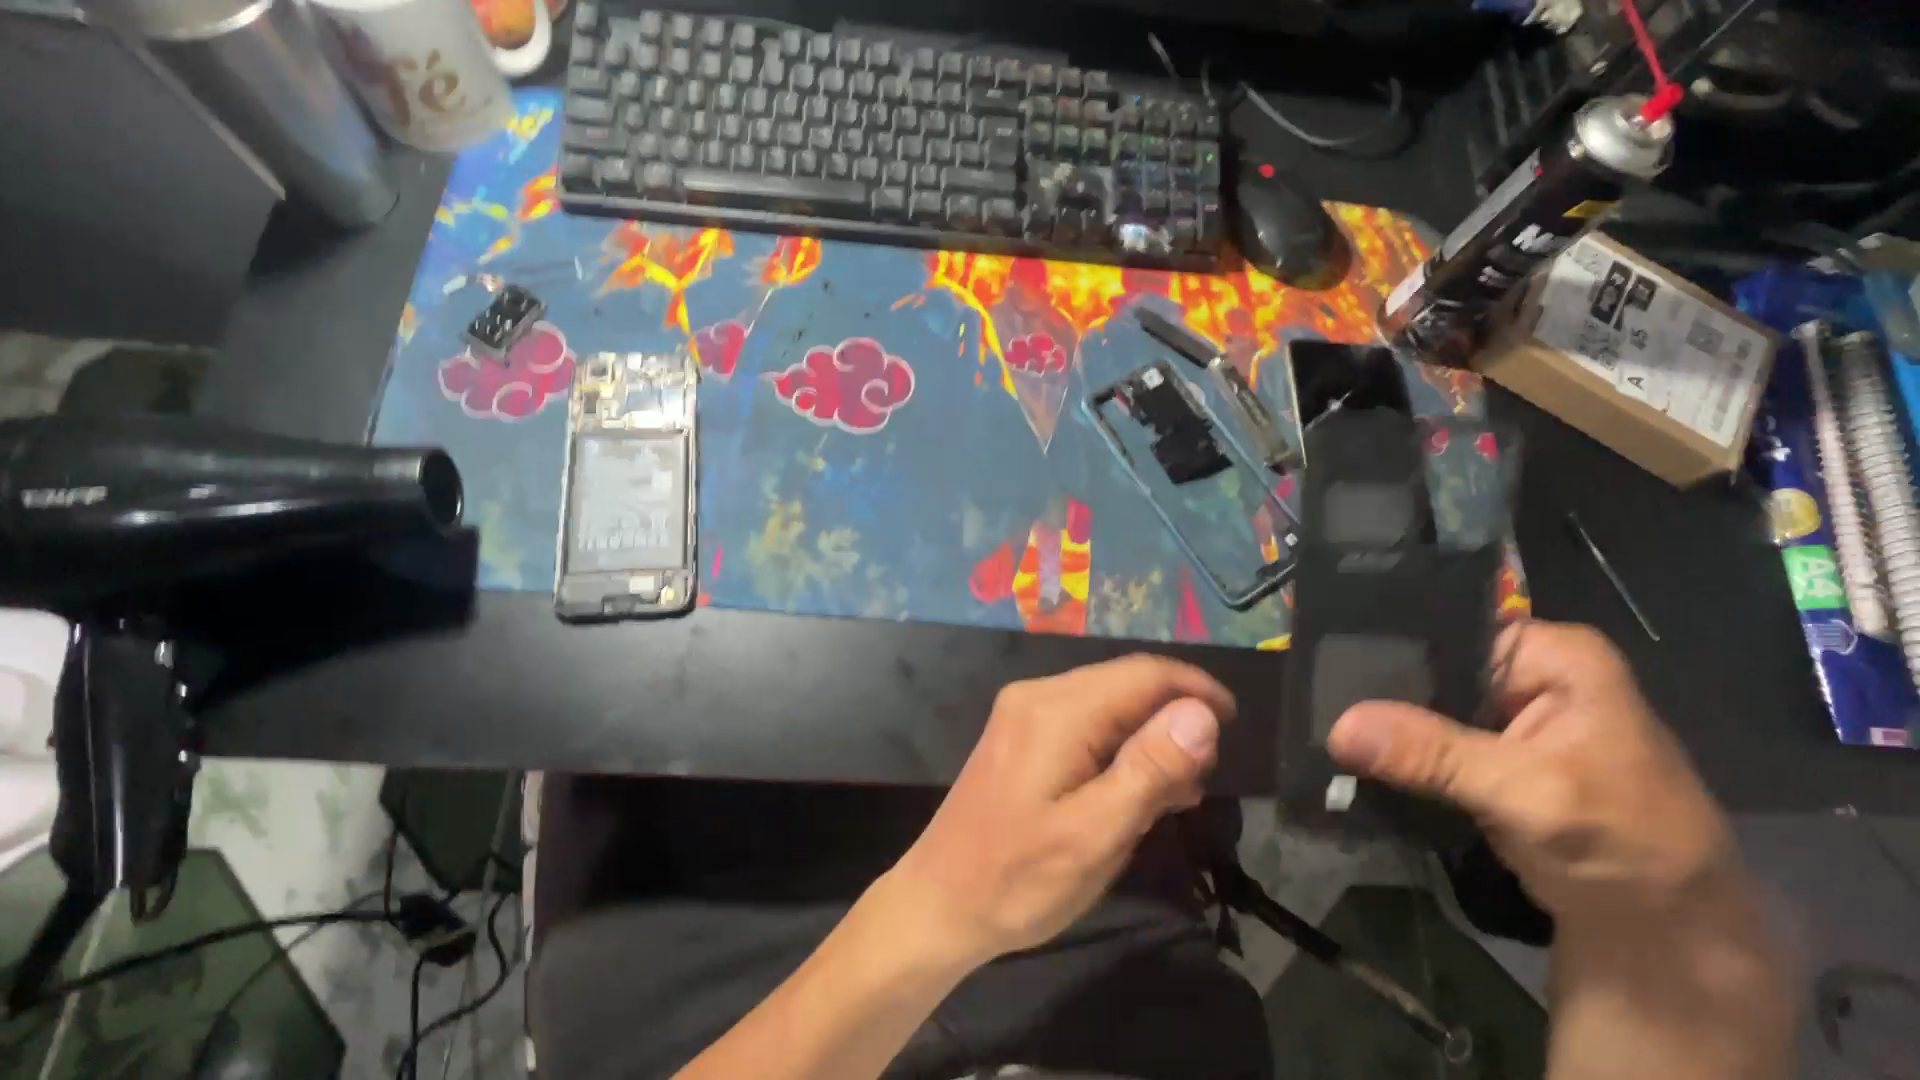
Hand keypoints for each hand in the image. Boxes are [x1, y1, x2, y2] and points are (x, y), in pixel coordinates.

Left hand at [886, 655, 1234, 963]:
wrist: (939, 905)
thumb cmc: (1019, 879)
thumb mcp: (1096, 834)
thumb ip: (1149, 769)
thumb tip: (1201, 712)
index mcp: (1056, 710)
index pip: (1144, 673)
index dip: (1196, 690)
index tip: (1235, 725)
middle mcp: (1038, 696)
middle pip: (1126, 685)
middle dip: (1173, 722)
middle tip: (1198, 783)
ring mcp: (1023, 715)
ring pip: (1108, 705)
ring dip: (1147, 740)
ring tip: (1171, 798)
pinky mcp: (1020, 738)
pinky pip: (1084, 725)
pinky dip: (1117, 750)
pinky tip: (1130, 794)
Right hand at [1332, 621, 1796, 1079]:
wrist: (1666, 934)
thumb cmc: (1623, 844)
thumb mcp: (1527, 793)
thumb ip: (1433, 754)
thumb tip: (1338, 725)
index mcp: (1555, 653)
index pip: (1448, 631)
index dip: (1388, 651)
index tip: (1324, 668)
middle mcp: (1530, 673)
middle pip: (1431, 669)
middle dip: (1378, 694)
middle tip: (1314, 706)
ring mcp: (1509, 717)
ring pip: (1424, 709)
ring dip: (1384, 730)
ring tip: (1323, 730)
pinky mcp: (1491, 757)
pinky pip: (1429, 744)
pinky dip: (1398, 757)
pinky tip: (1352, 759)